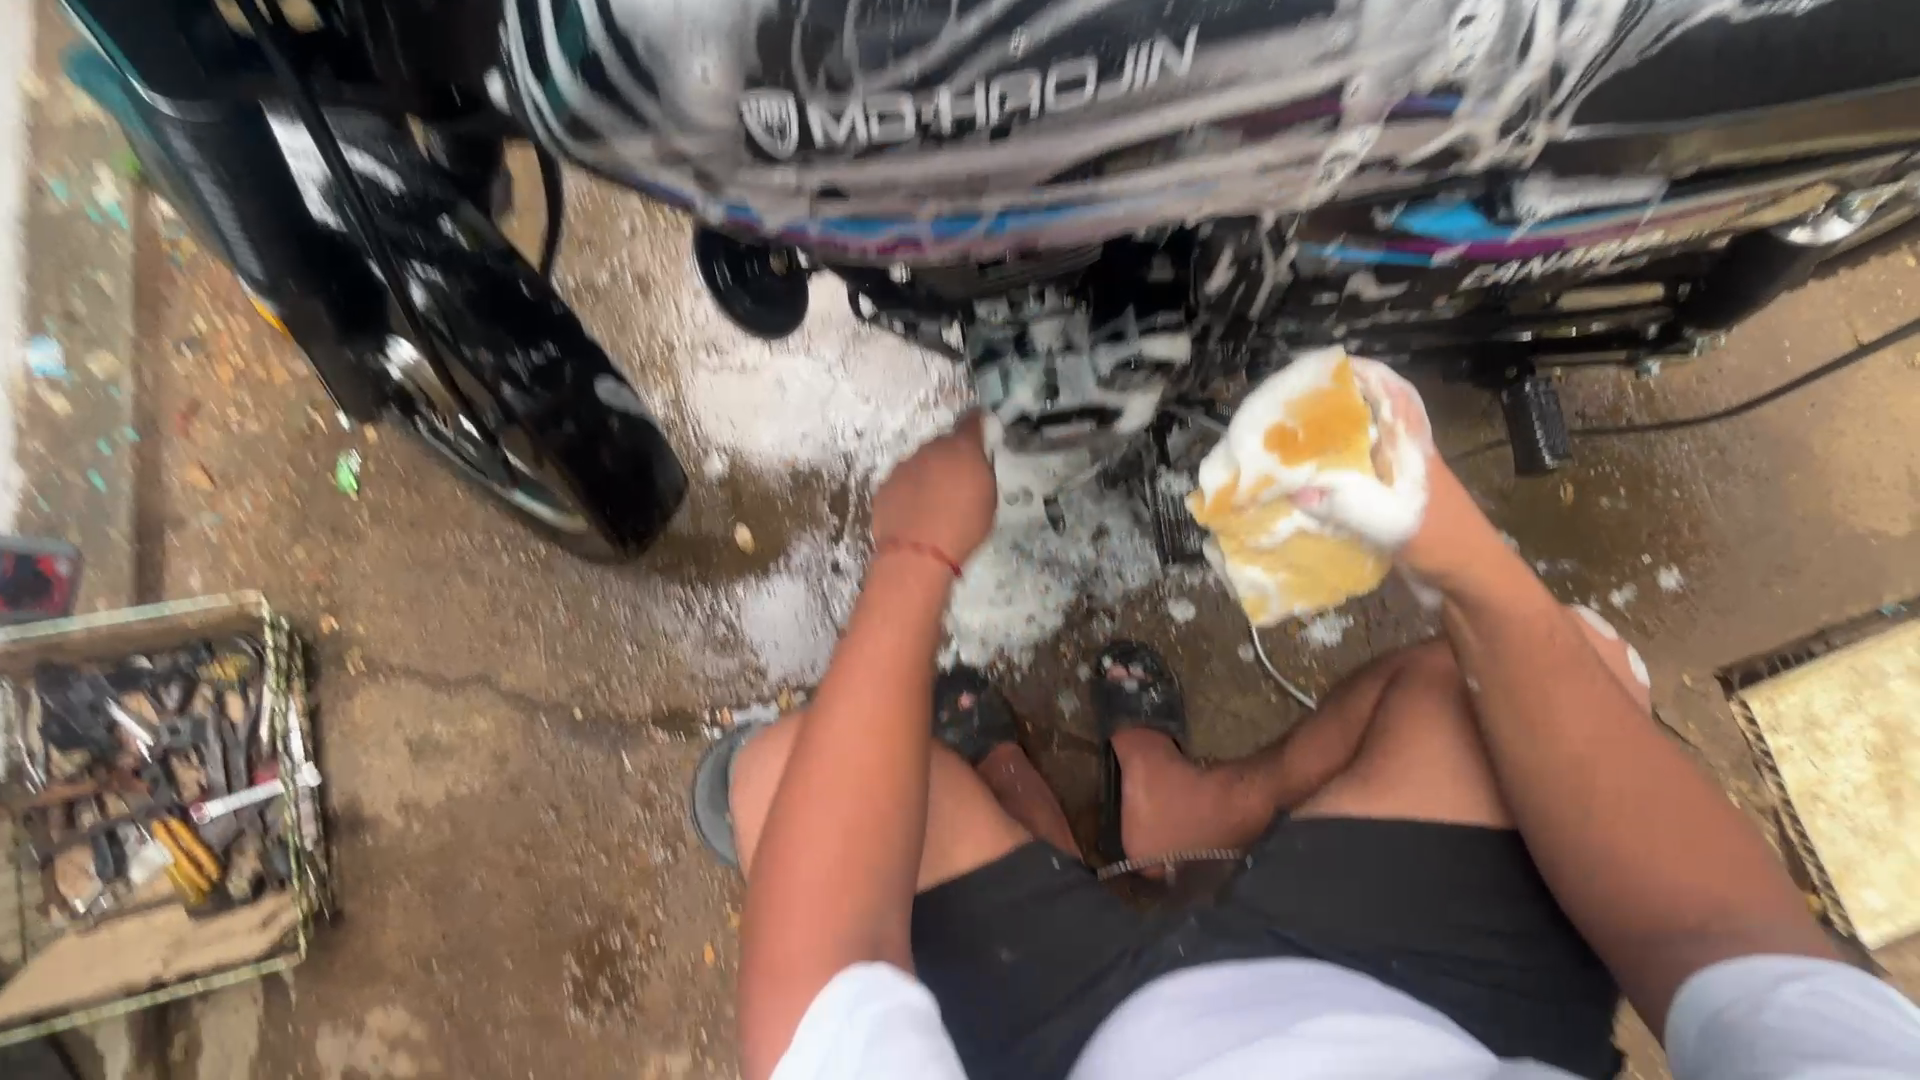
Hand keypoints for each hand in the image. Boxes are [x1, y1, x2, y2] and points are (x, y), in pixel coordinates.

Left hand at [871, 413, 997, 568]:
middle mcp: (930, 449)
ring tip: (934, 506)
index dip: (978, 425)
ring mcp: (903, 466)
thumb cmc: (964, 528)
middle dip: (950, 459)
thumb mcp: (989, 499)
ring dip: (928, 476)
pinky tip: (914, 515)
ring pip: (920, 463)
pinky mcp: (885, 485)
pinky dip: (908, 492)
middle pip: (943, 444)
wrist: (917, 554)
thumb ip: (981, 472)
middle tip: (958, 485)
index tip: (981, 432)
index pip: (972, 421)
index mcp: (962, 449)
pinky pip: (902, 482)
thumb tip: (975, 463)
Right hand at [1290, 359, 1500, 584]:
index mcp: (1412, 449)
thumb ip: (1347, 505)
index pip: (1396, 396)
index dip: (1369, 374)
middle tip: (1292, 407)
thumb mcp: (1395, 522)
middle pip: (1370, 419)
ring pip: (1358, 451)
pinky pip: (1350, 484)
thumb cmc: (1444, 542)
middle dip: (1335, 407)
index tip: (1331, 364)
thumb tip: (1295, 493)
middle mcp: (1402, 459)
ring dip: (1328, 444)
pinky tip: (1300, 489)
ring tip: (1286, 443)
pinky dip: (1326, 481)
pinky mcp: (1385, 509)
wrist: (1470, 584)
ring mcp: (1394, 484)